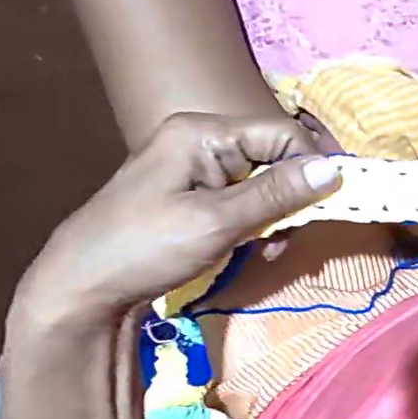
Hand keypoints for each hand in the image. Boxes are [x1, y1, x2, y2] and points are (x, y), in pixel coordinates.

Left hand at [11, 112, 340, 330]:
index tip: (322, 210)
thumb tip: (332, 169)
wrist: (84, 285)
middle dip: (294, 197)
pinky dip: (260, 222)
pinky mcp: (197, 192)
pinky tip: (256, 247)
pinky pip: (247, 198)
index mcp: (203, 133)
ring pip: (266, 181)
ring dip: (279, 215)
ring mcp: (198, 166)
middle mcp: (202, 139)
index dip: (310, 167)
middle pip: (276, 156)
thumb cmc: (146, 247)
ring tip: (269, 248)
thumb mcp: (218, 222)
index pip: (282, 133)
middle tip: (288, 238)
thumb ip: (276, 194)